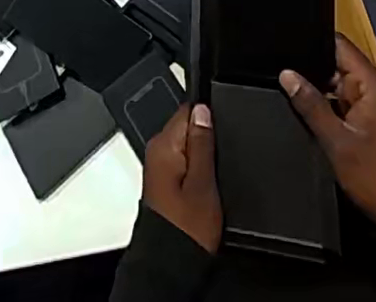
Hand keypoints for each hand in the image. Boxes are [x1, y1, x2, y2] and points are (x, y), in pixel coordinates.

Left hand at [142, 102, 220, 252]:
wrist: (171, 265)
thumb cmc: (185, 229)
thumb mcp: (203, 183)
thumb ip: (202, 142)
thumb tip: (202, 109)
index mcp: (163, 145)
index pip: (186, 110)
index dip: (207, 116)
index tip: (219, 132)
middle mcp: (156, 151)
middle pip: (187, 127)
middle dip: (205, 139)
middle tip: (216, 165)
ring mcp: (159, 166)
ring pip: (186, 145)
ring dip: (201, 155)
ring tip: (210, 179)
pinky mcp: (164, 180)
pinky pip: (183, 161)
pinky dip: (195, 169)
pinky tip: (203, 186)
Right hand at [280, 34, 375, 222]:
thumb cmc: (375, 174)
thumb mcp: (337, 140)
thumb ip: (310, 104)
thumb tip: (285, 73)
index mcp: (369, 83)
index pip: (338, 44)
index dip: (312, 38)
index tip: (284, 37)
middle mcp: (369, 87)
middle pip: (332, 61)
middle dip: (306, 63)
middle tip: (273, 63)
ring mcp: (366, 104)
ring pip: (331, 82)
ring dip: (312, 84)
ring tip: (279, 80)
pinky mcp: (362, 120)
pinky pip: (336, 99)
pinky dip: (319, 101)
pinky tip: (297, 103)